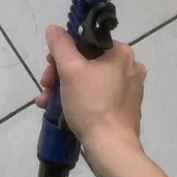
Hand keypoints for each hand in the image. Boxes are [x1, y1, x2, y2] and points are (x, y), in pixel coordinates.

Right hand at [37, 25, 144, 152]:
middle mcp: (130, 68)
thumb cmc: (92, 104)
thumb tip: (54, 29)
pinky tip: (58, 109)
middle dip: (60, 73)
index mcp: (121, 53)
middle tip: (46, 86)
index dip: (63, 51)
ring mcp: (129, 89)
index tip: (49, 65)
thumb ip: (60, 45)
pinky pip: (96, 95)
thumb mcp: (70, 70)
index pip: (86, 42)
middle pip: (85, 61)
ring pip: (88, 79)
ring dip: (64, 87)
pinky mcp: (124, 108)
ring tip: (47, 101)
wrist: (111, 147)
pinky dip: (78, 98)